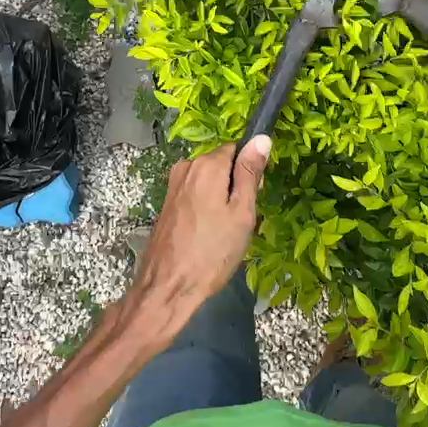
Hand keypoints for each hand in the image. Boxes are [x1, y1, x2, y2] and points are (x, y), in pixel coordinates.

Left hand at [133, 137, 271, 312]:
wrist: (167, 288)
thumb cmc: (212, 252)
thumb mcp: (241, 213)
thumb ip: (250, 173)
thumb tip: (261, 138)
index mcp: (207, 165)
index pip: (237, 149)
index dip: (248, 171)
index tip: (250, 198)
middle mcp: (186, 167)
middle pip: (221, 164)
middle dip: (233, 185)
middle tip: (238, 220)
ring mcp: (173, 185)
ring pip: (207, 181)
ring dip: (218, 198)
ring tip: (223, 232)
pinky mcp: (166, 203)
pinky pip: (194, 194)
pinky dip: (204, 208)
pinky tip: (206, 235)